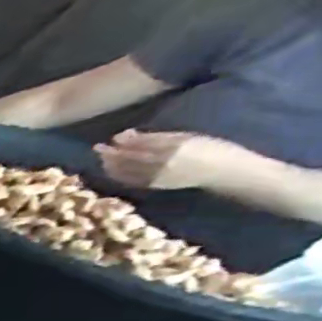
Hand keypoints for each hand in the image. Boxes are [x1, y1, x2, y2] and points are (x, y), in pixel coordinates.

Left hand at [95, 130, 249, 189]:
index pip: (143, 144)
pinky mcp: (154, 185)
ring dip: (111, 163)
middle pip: (130, 157)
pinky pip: (130, 180)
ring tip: (102, 156)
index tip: (114, 137)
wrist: (223, 172)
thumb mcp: (187, 137)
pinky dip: (117, 174)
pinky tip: (111, 168)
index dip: (126, 141)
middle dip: (111, 152)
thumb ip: (157, 137)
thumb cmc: (210, 149)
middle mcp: (164, 162)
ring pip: (126, 170)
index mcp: (175, 147)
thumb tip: (127, 135)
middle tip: (98, 147)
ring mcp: (157, 175)